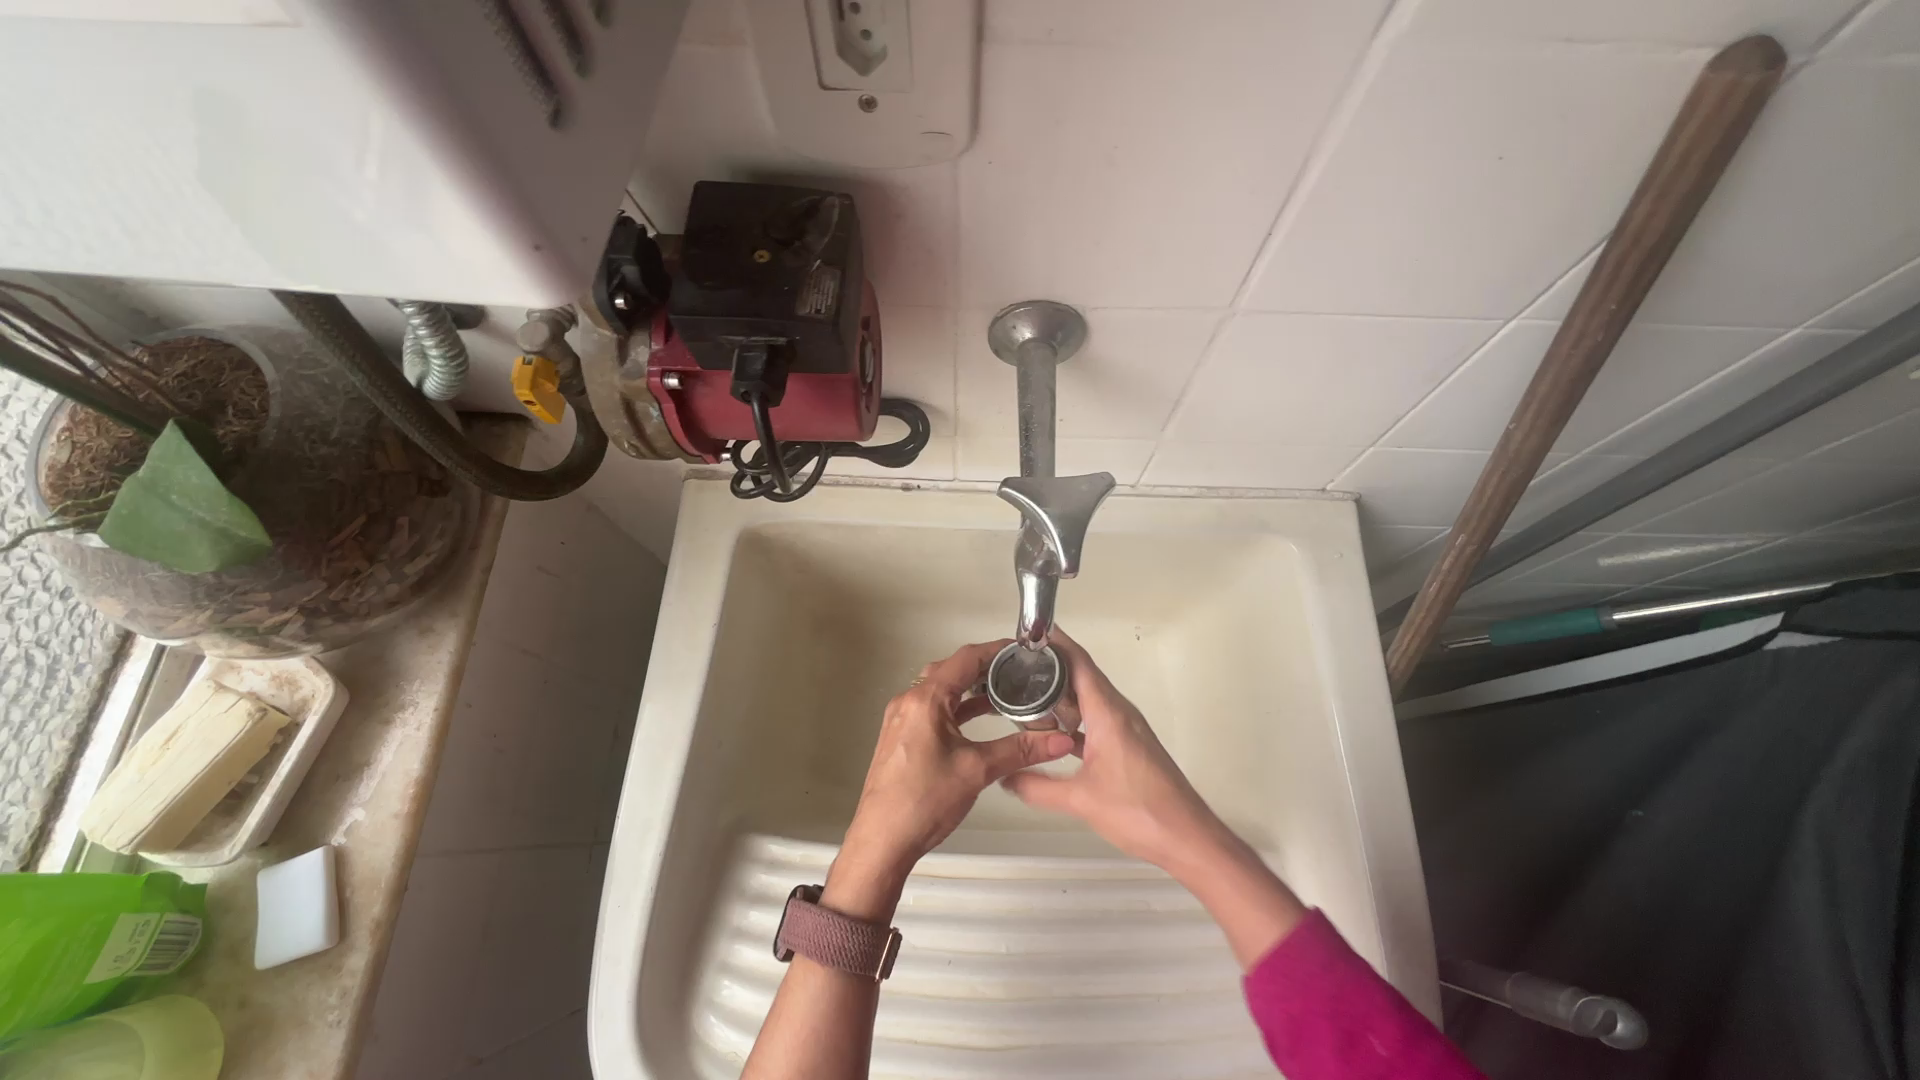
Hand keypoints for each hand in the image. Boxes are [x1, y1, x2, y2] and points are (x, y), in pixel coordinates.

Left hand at [829, 640, 1076, 917]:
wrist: (882, 840)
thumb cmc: (924, 800)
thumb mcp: (977, 770)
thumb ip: (1020, 750)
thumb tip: (1061, 740)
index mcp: (925, 700)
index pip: (965, 659)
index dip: (996, 650)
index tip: (1023, 650)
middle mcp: (909, 702)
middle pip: (951, 671)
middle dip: (986, 668)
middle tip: (1019, 671)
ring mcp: (902, 720)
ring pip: (942, 692)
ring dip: (972, 691)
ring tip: (1007, 694)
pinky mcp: (902, 738)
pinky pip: (934, 710)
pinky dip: (959, 709)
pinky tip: (980, 721)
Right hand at [999, 631, 1235, 874]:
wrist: (1186, 837)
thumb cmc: (1138, 811)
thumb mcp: (1080, 800)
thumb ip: (1037, 788)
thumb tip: (1004, 778)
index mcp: (1108, 714)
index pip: (1079, 664)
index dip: (1056, 643)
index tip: (1029, 631)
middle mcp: (1119, 713)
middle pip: (1083, 676)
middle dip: (1051, 666)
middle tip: (1014, 664)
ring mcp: (1126, 729)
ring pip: (1090, 699)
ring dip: (1062, 694)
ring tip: (1026, 693)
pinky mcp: (1129, 746)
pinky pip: (1096, 719)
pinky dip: (1075, 718)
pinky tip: (1054, 731)